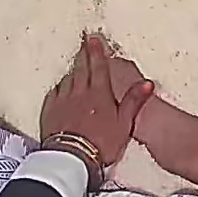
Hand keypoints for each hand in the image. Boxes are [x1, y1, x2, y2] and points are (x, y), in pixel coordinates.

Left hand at [41, 34, 153, 165]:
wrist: (72, 158)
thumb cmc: (102, 143)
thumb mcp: (124, 123)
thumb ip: (133, 101)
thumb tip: (147, 83)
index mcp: (99, 93)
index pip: (99, 67)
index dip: (97, 51)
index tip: (94, 38)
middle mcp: (80, 92)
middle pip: (82, 68)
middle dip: (84, 53)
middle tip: (84, 42)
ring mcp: (63, 100)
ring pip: (68, 78)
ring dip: (73, 69)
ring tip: (75, 63)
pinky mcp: (50, 110)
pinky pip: (55, 92)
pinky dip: (60, 86)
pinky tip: (61, 86)